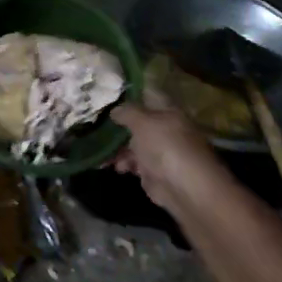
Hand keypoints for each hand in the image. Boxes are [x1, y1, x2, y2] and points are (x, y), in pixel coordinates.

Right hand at [110, 104, 229, 214]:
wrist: (184, 186)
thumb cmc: (165, 145)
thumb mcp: (142, 122)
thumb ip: (127, 113)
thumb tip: (116, 110)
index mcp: (168, 111)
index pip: (149, 95)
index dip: (130, 94)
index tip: (108, 95)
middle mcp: (165, 129)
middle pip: (139, 123)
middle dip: (119, 125)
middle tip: (96, 125)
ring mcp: (160, 151)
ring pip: (134, 144)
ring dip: (117, 147)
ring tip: (102, 151)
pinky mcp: (154, 172)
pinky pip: (133, 163)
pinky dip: (122, 163)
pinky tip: (113, 166)